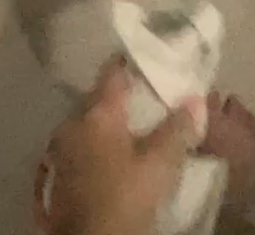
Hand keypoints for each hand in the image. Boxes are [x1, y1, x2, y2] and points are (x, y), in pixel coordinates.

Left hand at [34, 56, 200, 234]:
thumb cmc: (123, 197)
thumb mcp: (158, 166)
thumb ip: (177, 130)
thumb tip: (197, 98)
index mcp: (97, 112)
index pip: (113, 72)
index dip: (130, 62)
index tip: (146, 57)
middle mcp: (73, 121)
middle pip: (98, 97)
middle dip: (120, 97)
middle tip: (145, 97)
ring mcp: (61, 148)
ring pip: (88, 123)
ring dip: (107, 123)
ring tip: (132, 128)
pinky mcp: (57, 174)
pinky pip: (81, 146)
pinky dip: (96, 145)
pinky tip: (112, 156)